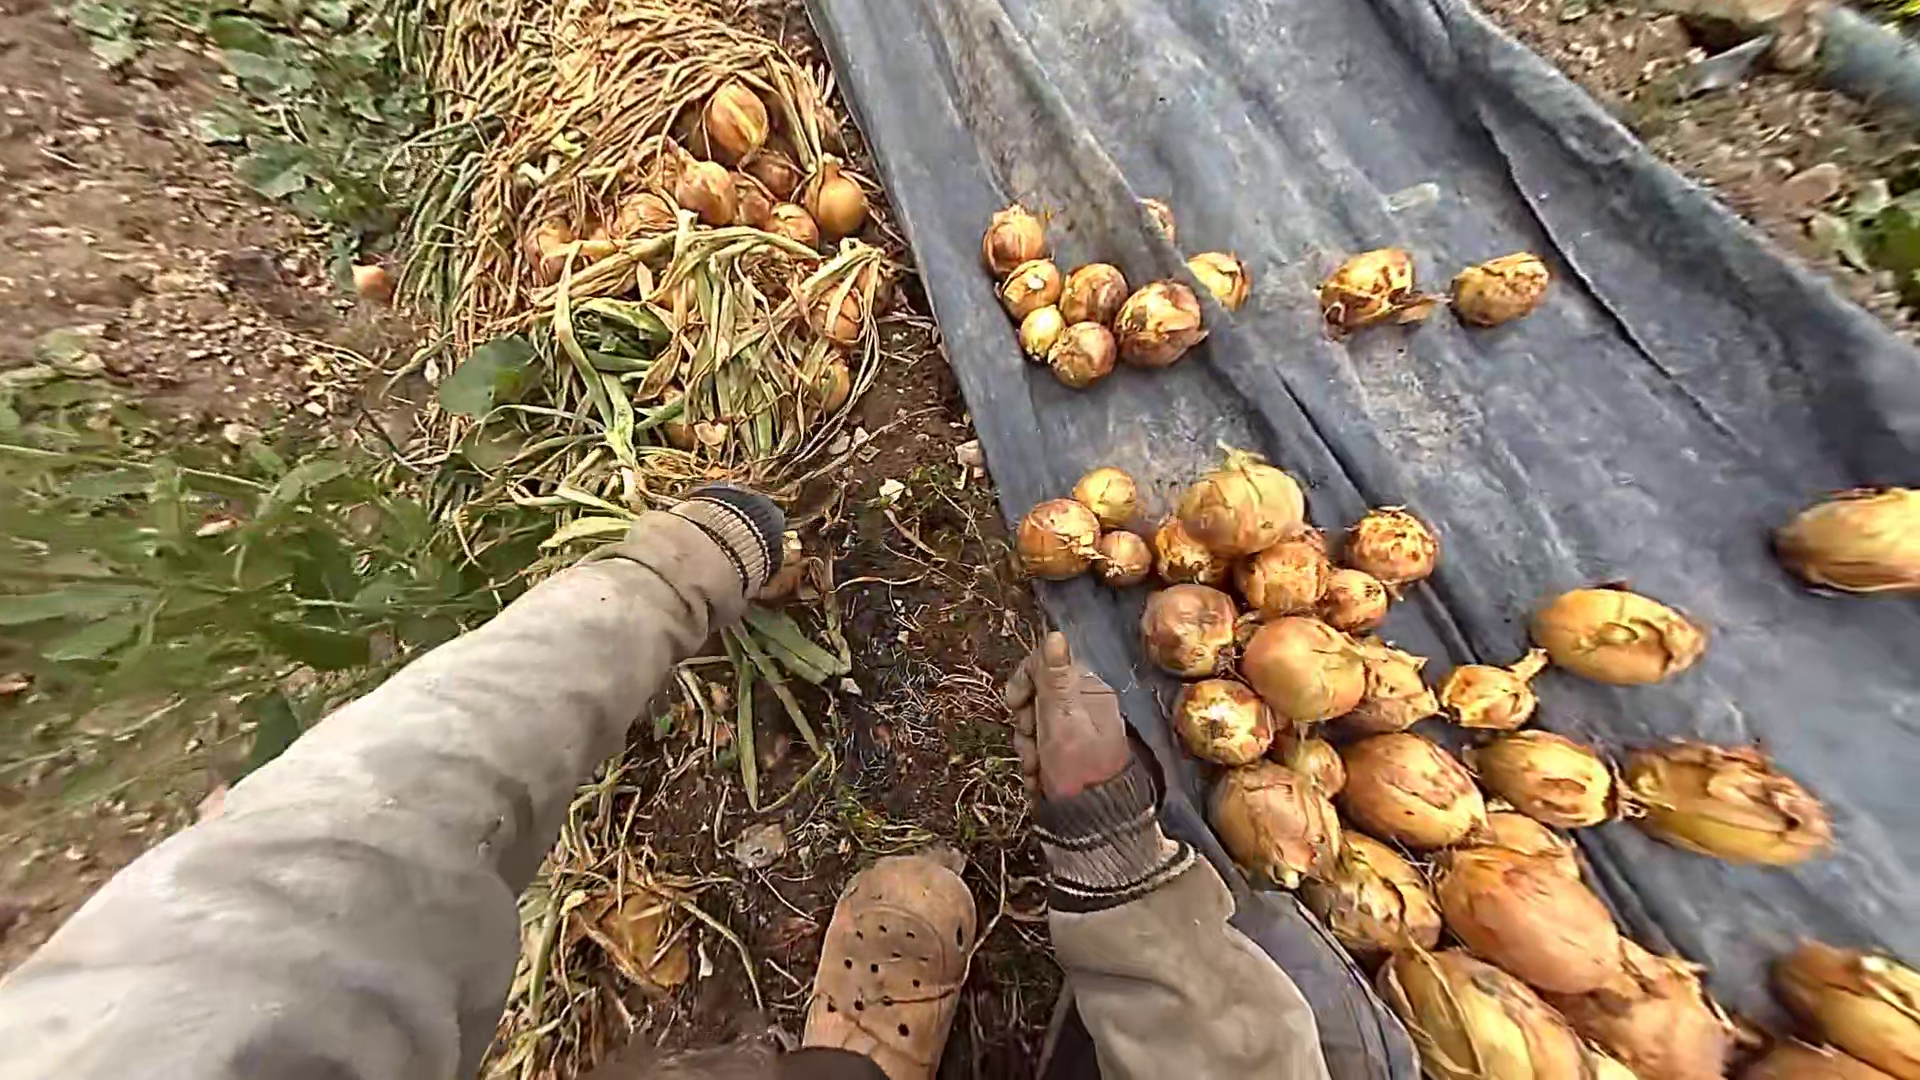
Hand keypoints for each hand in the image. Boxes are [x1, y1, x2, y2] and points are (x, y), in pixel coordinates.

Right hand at [1003, 632, 1131, 800]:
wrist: (1094, 827)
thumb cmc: (1078, 768)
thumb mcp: (1061, 718)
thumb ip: (1054, 678)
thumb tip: (1055, 634)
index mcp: (1088, 690)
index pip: (1047, 664)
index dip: (1024, 680)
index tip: (1014, 703)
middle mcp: (1083, 706)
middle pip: (1037, 694)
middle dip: (1025, 720)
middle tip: (1030, 741)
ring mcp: (1076, 731)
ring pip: (1034, 722)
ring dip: (1027, 745)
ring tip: (1035, 767)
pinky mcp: (1067, 755)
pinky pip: (1040, 745)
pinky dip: (1034, 761)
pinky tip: (1038, 779)